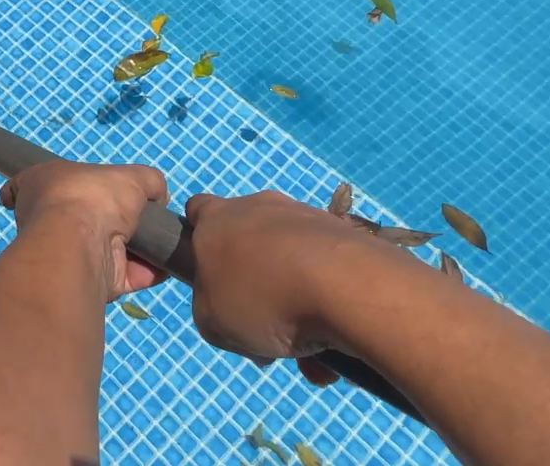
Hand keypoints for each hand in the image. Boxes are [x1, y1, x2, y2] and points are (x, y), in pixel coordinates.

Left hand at [0, 160, 168, 299]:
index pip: (44, 180)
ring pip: (102, 248)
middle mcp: (44, 215)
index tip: (96, 188)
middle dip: (110, 219)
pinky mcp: (89, 278)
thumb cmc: (92, 196)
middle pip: (79, 216)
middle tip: (139, 219)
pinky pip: (122, 274)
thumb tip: (157, 194)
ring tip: (157, 241)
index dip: (70, 182)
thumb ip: (146, 180)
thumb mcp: (128, 175)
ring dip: (132, 248)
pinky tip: (163, 265)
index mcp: (38, 182)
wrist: (81, 243)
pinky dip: (144, 271)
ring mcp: (65, 249)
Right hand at [184, 190, 405, 373]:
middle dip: (259, 277)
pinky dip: (336, 300)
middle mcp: (258, 207)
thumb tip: (230, 314)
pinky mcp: (351, 237)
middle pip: (250, 237)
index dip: (203, 239)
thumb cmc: (264, 298)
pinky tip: (344, 337)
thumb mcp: (214, 321)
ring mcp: (307, 217)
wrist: (350, 290)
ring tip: (315, 343)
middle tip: (268, 320)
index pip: (197, 210)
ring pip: (295, 258)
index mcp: (217, 217)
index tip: (215, 272)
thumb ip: (210, 312)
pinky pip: (334, 271)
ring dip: (300, 295)